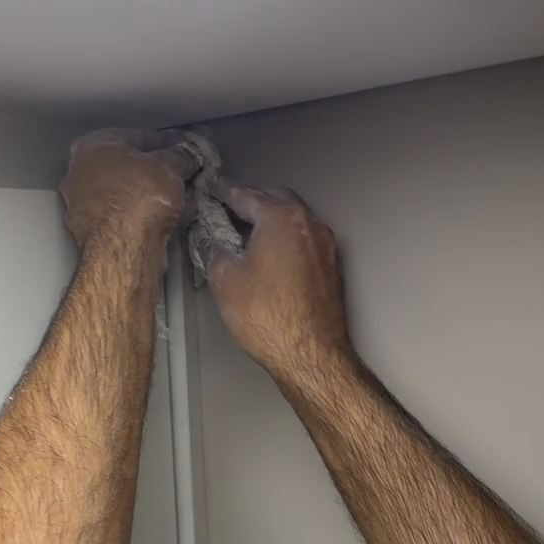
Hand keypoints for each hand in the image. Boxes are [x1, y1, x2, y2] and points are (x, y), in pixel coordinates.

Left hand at [59, 128, 197, 251]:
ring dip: (149, 192)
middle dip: (154, 168)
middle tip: (181, 171)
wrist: (122, 248)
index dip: (166, 140)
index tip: (184, 147)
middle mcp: (78, 172)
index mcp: (92, 146)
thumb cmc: (139, 196)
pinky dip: (141, 212)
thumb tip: (189, 153)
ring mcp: (81, 204)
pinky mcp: (90, 231)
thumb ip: (180, 155)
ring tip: (177, 194)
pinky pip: (122, 214)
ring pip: (124, 191)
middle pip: (126, 164)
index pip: (136, 135)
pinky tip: (164, 216)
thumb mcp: (169, 167)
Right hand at [207, 186, 355, 381]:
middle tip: (227, 210)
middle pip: (275, 198)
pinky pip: (305, 239)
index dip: (222, 191)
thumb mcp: (224, 279)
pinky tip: (271, 256)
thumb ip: (215, 247)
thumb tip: (215, 239)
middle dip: (251, 200)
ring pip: (294, 218)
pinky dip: (287, 238)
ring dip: (271, 220)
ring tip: (247, 234)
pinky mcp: (332, 266)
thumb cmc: (268, 317)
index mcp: (280, 217)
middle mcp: (308, 223)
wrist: (310, 355)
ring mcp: (325, 244)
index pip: (245, 194)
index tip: (211, 188)